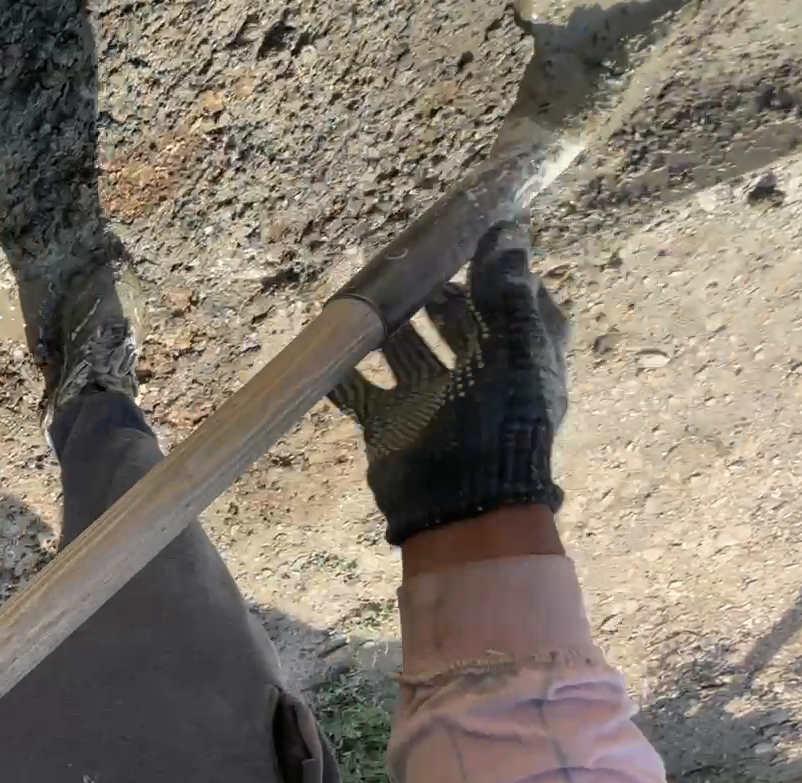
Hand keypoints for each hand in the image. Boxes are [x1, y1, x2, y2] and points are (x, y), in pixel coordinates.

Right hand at [330, 222, 569, 544]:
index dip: (493, 274)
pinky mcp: (387, 423)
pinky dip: (340, 377)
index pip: (510, 303)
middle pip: (451, 326)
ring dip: (384, 332)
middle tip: (403, 271)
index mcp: (516, 355)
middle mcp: (473, 374)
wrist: (456, 496)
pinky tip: (326, 356)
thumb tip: (505, 228)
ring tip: (362, 304)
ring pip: (403, 355)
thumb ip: (505, 294)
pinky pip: (358, 393)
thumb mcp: (510, 350)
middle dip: (429, 300)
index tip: (467, 244)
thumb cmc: (495, 421)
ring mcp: (427, 400)